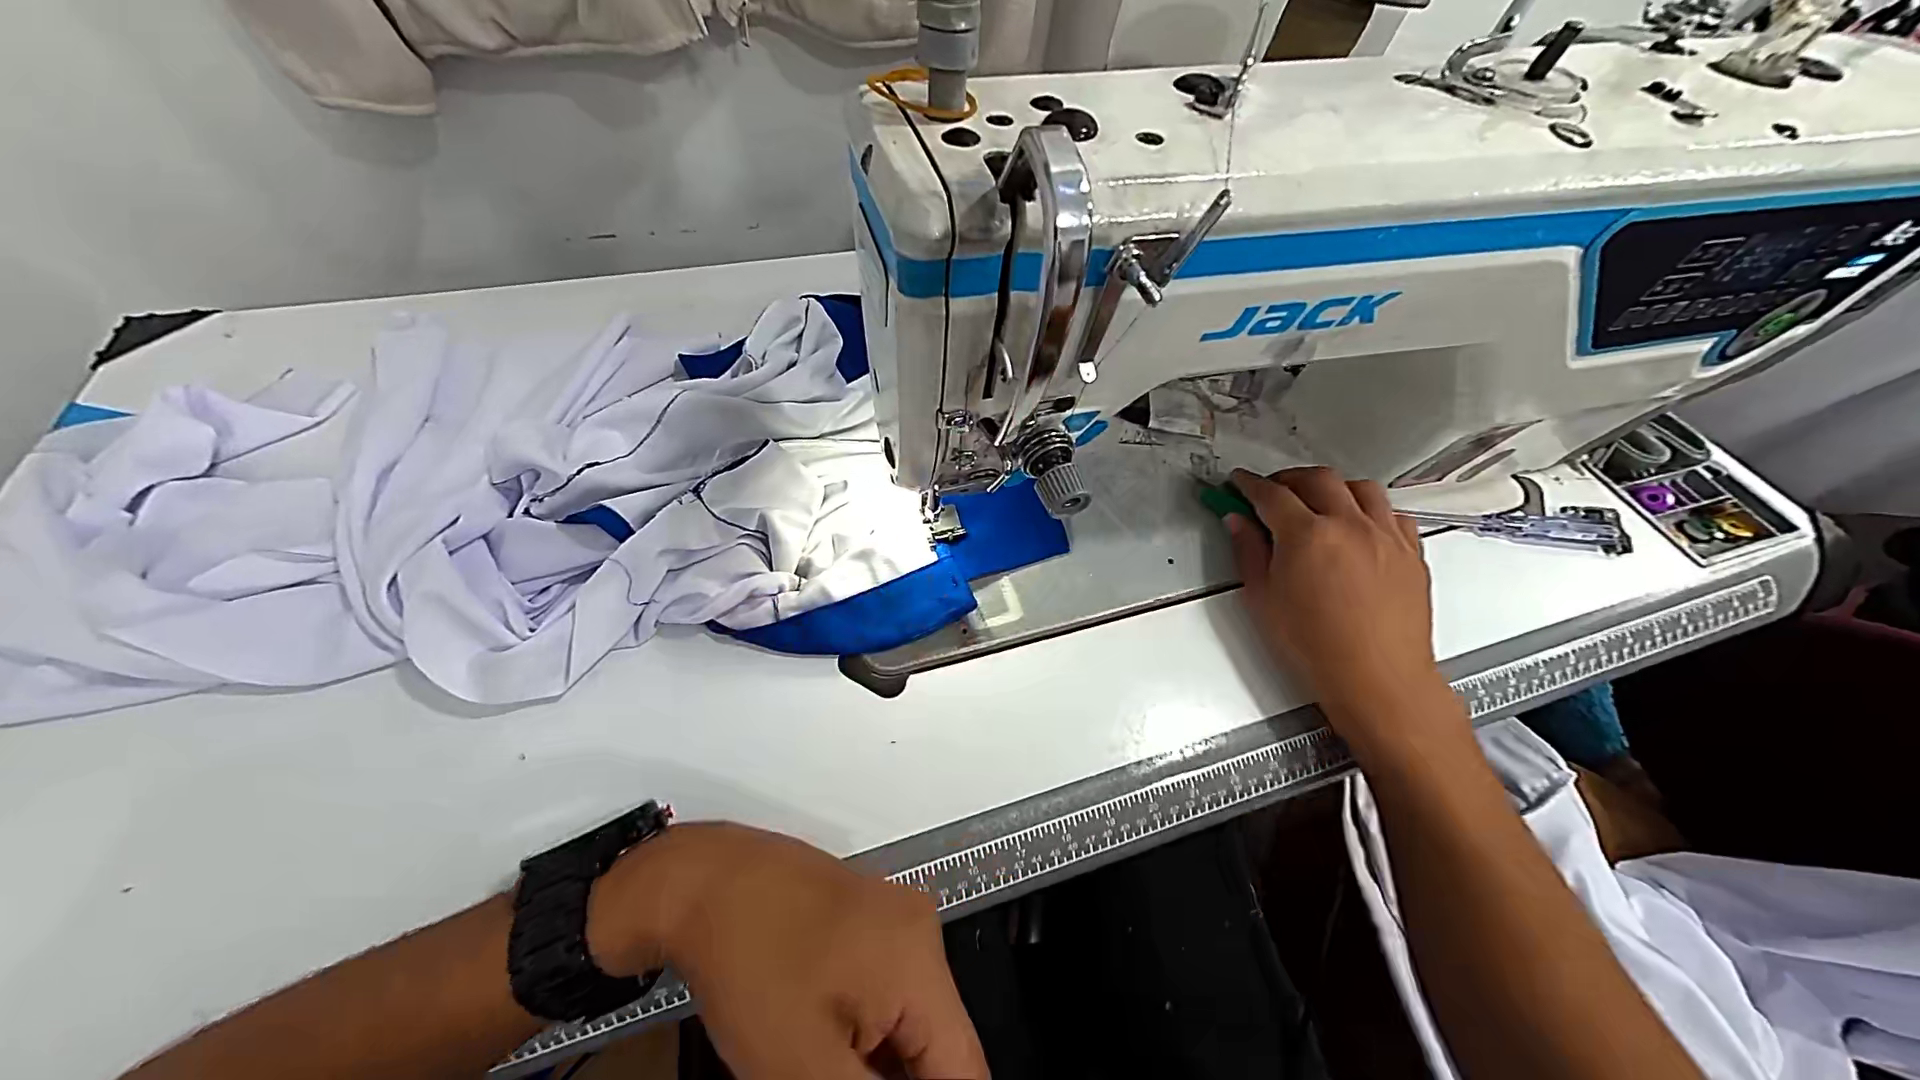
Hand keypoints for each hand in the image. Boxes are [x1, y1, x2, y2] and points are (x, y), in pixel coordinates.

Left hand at [589, 822, 986, 1079]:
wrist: (705, 882)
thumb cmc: (749, 962)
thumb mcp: (804, 1066)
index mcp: (921, 962)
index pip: (965, 1065)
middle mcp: (920, 931)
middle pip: (937, 1039)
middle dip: (897, 1077)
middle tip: (832, 1071)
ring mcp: (893, 917)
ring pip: (909, 1016)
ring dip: (879, 1058)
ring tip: (818, 1060)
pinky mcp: (868, 915)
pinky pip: (886, 986)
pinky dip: (865, 1028)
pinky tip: (822, 1042)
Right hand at [1225, 467, 1459, 756]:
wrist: (1375, 677)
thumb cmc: (1319, 647)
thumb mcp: (1262, 598)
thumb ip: (1248, 551)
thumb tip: (1238, 523)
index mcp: (1307, 535)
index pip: (1271, 494)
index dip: (1249, 484)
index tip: (1240, 483)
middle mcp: (1350, 526)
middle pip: (1316, 479)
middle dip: (1288, 479)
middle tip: (1271, 489)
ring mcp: (1385, 536)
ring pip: (1360, 487)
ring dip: (1332, 486)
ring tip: (1317, 500)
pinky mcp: (1410, 553)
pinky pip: (1393, 513)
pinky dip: (1370, 509)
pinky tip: (1358, 523)